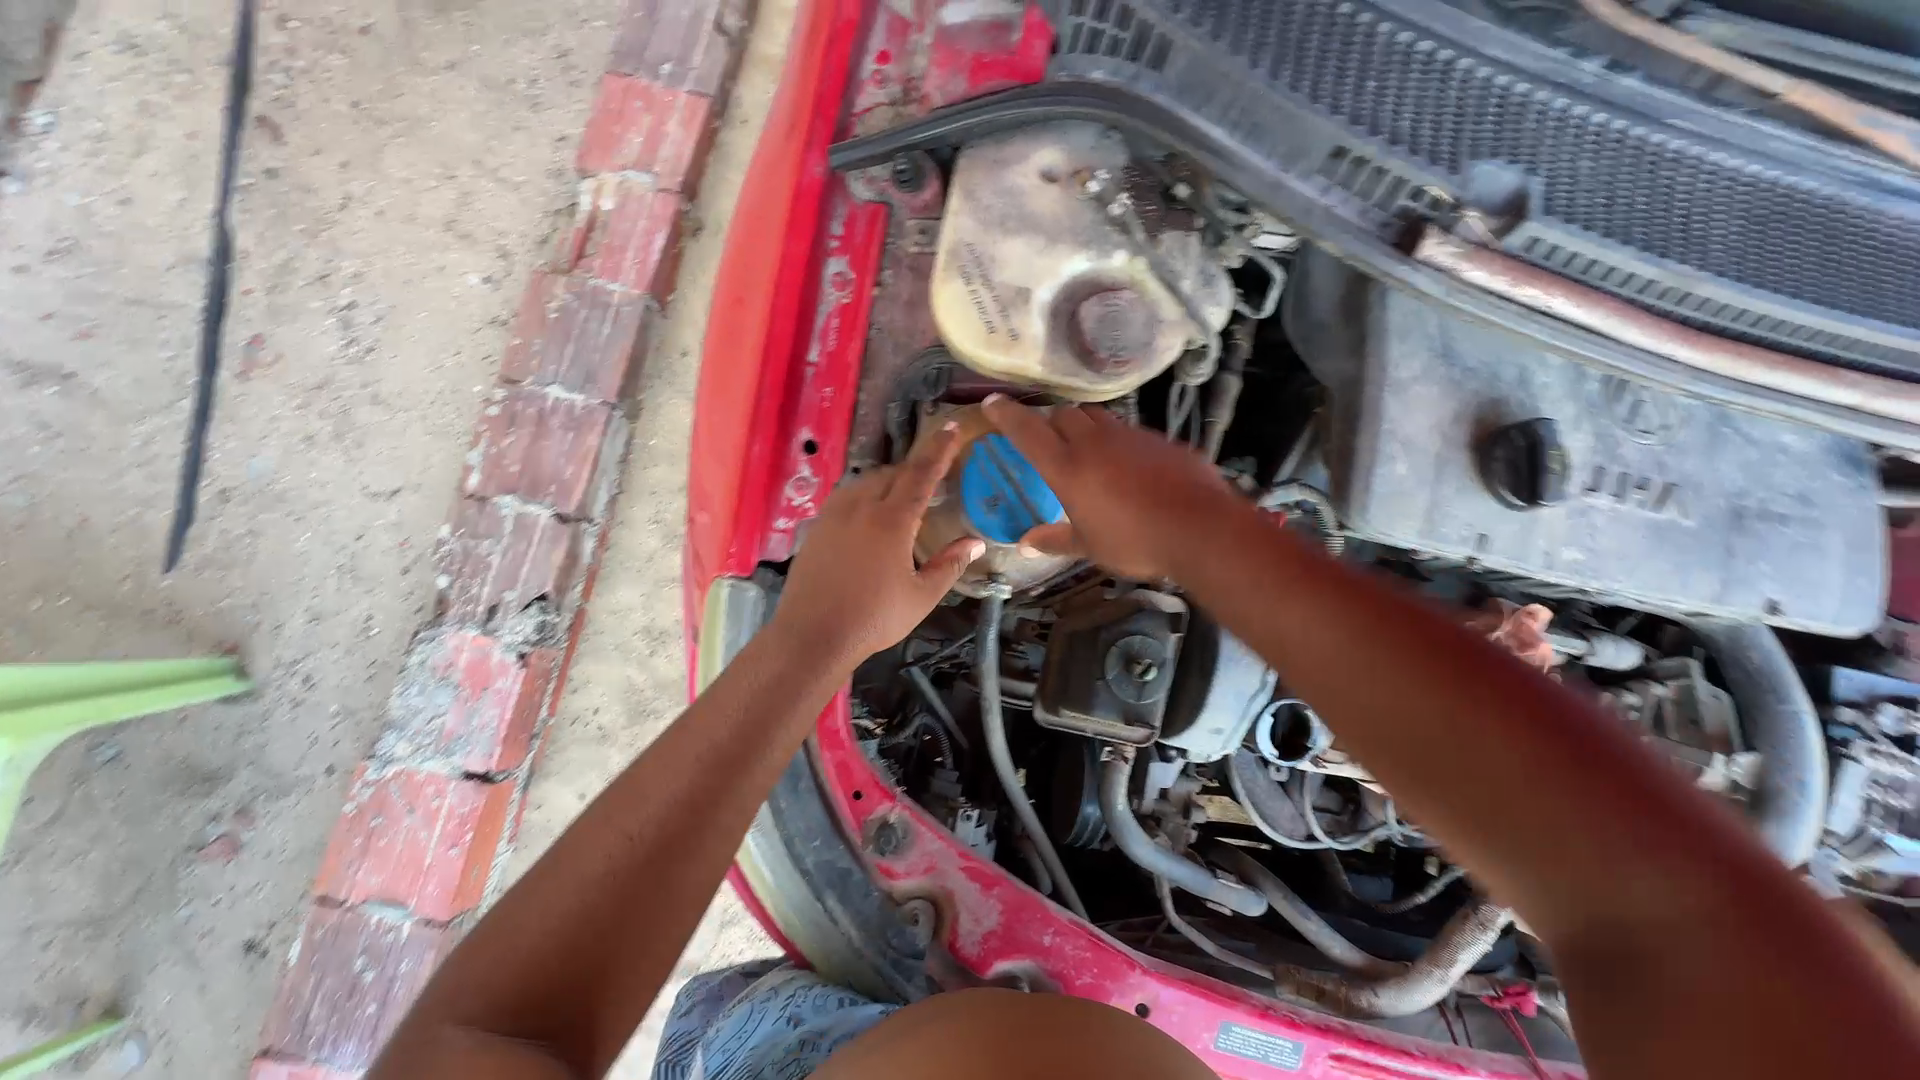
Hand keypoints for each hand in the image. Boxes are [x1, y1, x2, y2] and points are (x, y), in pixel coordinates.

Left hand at [769, 422, 984, 663]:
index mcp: (891, 520)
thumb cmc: (874, 619)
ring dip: (887, 482)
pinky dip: (864, 497)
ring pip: (865, 483)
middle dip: (913, 470)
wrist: (812, 636)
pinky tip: (868, 517)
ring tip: (901, 498)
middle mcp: (860, 508)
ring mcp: (832, 516)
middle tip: (931, 478)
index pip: (921, 474)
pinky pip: (845, 499)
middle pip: (891, 474)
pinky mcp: (815, 529)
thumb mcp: (921, 597)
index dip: (939, 450)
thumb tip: (973, 543)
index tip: (952, 427)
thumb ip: (948, 565)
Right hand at [981, 393, 1234, 580]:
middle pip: (1063, 414)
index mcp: (1068, 468)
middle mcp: (1094, 443)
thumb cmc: (1135, 542)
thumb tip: (1025, 543)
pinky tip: (1126, 465)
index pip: (1028, 430)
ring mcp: (1130, 436)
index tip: (992, 403)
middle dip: (1050, 421)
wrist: (1200, 529)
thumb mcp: (1090, 548)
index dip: (1006, 414)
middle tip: (1046, 438)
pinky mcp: (1159, 440)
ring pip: (1097, 416)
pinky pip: (1128, 431)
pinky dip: (1117, 441)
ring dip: (1084, 425)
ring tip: (1085, 447)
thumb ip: (1056, 540)